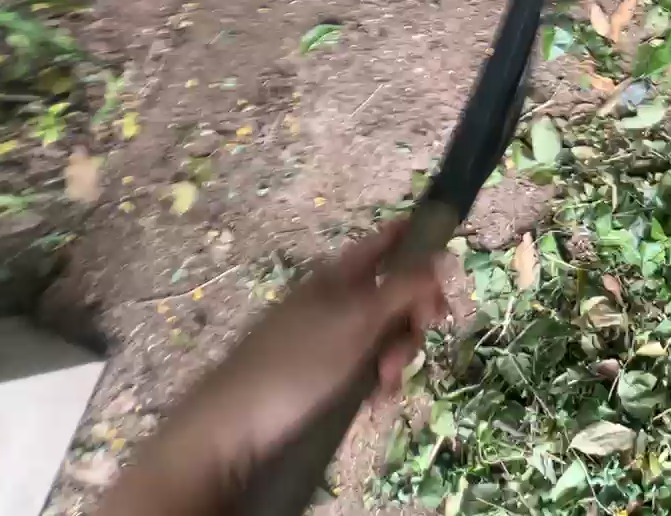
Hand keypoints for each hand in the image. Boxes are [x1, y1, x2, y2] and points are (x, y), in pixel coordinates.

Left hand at [99, 221, 449, 515]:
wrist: (224, 434)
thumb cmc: (296, 362)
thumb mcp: (361, 318)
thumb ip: (407, 286)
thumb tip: (444, 255)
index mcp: (338, 277)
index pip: (384, 242)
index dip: (414, 236)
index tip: (446, 244)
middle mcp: (335, 301)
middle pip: (397, 291)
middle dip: (415, 314)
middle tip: (424, 328)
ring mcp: (328, 338)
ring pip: (387, 331)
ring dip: (399, 353)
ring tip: (388, 378)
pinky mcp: (323, 373)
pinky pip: (368, 364)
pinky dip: (379, 377)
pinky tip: (377, 396)